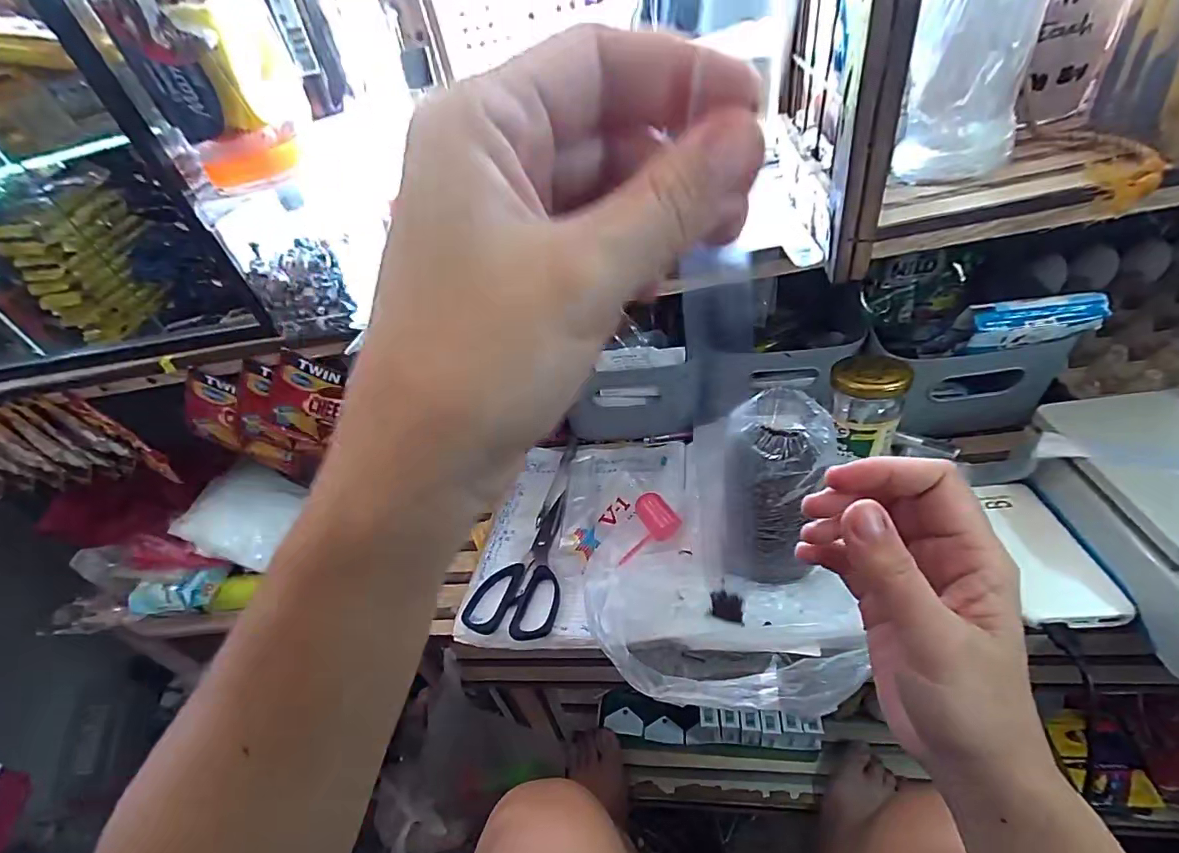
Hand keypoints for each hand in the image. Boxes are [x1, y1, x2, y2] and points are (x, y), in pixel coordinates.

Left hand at [335, 27, 763, 506]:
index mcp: (482, 127)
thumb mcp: (585, 275)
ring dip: (662, 209)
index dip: (682, 75)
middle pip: (601, 125)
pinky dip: (629, 254)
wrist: (422, 465)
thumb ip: (669, 200)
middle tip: (748, 192)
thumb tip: (747, 133)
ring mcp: (497, 227)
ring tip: (722, 237)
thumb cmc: (486, 361)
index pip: (595, 61)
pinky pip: (584, 245)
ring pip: (598, 192)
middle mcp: (485, 164)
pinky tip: (664, 280)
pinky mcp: (513, 282)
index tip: (756, 108)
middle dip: (678, 152)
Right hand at [797, 458, 1047, 775]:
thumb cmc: (969, 704)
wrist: (971, 764)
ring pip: (875, 531)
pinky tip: (807, 556)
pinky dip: (833, 555)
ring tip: (805, 535)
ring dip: (839, 524)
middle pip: (899, 503)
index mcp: (973, 556)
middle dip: (856, 497)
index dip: (887, 474)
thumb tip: (857, 511)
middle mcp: (944, 560)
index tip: (838, 484)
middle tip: (809, 510)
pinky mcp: (889, 606)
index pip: (935, 487)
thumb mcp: (931, 636)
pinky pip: (859, 565)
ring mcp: (915, 583)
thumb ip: (894, 573)